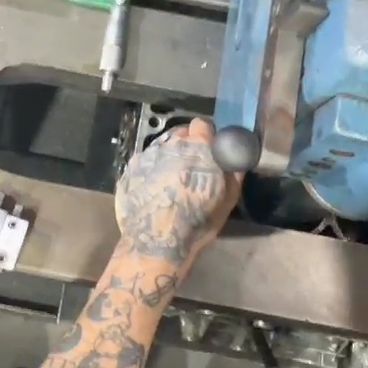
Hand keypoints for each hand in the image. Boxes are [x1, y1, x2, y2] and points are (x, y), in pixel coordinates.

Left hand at [114, 117, 240, 265]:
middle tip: (193, 166)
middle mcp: (169, 144)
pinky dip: (151, 169)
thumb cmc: (196, 221)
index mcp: (196, 147)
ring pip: (160, 146)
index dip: (206, 135)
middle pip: (179, 134)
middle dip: (187, 145)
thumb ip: (233, 173)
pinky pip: (145, 161)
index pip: (201, 124)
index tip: (209, 148)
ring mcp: (146, 156)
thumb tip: (237, 158)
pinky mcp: (129, 169)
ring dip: (168, 156)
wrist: (156, 243)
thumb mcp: (226, 200)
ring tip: (172, 179)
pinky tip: (156, 188)